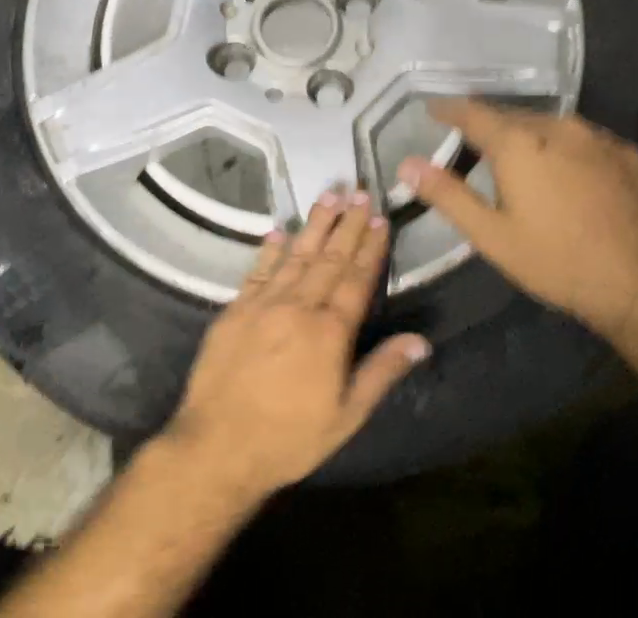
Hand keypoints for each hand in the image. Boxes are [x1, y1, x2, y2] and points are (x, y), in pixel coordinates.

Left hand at [159, 193, 431, 498]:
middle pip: (328, 259)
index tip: (380, 219)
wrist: (217, 445)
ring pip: (295, 256)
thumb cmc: (289, 438)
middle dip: (347, 225)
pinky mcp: (233, 311)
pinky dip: (270, 250)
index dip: (370, 248)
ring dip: (314, 225)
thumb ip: (381, 373)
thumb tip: (420, 341)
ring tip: (329, 195)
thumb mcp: (346, 416)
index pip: (356, 279)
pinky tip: (279, 231)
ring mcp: (262, 305)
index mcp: (329, 332)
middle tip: (360, 192)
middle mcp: (297, 308)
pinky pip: (257, 271)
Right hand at [397, 99, 637, 340]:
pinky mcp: (626, 154)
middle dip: (487, 125)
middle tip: (469, 143)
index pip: (472, 112)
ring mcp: (598, 138)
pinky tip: (563, 172)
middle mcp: (558, 127)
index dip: (448, 109)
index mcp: (518, 143)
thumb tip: (406, 164)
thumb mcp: (492, 236)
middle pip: (511, 116)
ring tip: (514, 156)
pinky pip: (581, 139)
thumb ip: (447, 195)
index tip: (432, 109)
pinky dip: (561, 147)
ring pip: (549, 124)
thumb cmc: (558, 263)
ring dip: (526, 135)